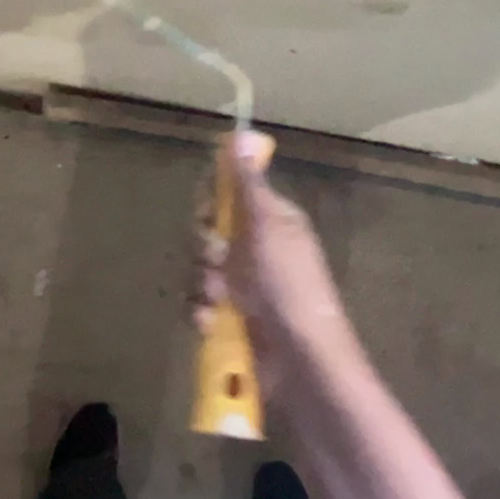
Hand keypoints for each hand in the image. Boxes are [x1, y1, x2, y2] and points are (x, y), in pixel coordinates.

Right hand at [194, 130, 352, 373]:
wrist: (301, 364)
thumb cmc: (289, 287)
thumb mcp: (268, 227)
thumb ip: (248, 184)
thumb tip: (241, 134)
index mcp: (270, 220)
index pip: (228, 192)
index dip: (211, 201)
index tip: (209, 213)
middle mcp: (256, 247)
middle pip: (206, 230)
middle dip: (204, 249)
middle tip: (218, 263)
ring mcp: (244, 285)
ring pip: (198, 268)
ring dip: (201, 284)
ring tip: (217, 302)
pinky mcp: (231, 318)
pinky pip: (198, 302)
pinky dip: (200, 313)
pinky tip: (209, 324)